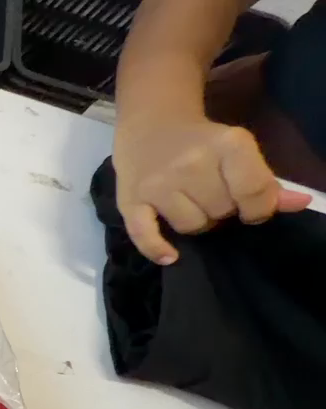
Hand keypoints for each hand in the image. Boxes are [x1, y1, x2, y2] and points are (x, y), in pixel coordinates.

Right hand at [113, 115, 310, 263]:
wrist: (150, 131)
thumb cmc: (199, 143)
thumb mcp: (237, 153)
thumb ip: (264, 180)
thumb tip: (300, 204)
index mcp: (227, 145)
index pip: (253, 189)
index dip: (260, 208)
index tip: (255, 212)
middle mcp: (190, 165)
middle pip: (220, 209)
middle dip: (223, 212)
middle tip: (216, 203)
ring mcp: (156, 186)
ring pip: (190, 224)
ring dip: (197, 224)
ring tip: (194, 212)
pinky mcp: (129, 203)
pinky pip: (144, 234)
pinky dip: (157, 249)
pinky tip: (170, 257)